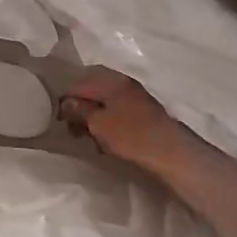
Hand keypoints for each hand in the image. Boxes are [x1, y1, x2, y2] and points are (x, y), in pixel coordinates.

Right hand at [61, 67, 200, 174]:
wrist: (176, 157)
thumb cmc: (132, 136)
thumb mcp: (96, 123)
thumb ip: (77, 110)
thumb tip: (65, 103)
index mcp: (111, 79)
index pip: (77, 84)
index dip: (65, 101)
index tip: (60, 121)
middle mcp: (124, 83)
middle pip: (92, 92)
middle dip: (80, 110)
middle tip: (74, 131)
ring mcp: (137, 99)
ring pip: (106, 104)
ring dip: (95, 120)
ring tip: (91, 139)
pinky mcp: (146, 115)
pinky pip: (118, 114)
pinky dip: (109, 125)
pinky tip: (108, 142)